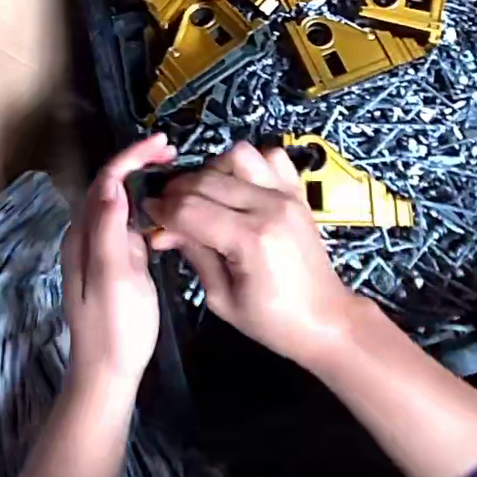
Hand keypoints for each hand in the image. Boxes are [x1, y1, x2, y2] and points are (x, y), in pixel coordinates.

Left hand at [62, 133, 175, 397]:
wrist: (107, 374)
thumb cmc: (115, 328)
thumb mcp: (113, 278)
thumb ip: (110, 230)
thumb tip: (114, 184)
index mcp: (84, 235)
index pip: (106, 180)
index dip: (132, 156)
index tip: (163, 143)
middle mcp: (88, 234)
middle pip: (110, 184)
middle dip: (137, 160)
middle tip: (171, 151)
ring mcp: (100, 247)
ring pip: (119, 199)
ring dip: (142, 177)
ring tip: (172, 167)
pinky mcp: (115, 259)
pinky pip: (128, 219)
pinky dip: (146, 202)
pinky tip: (166, 205)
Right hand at [147, 141, 365, 369]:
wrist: (326, 319)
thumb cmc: (274, 321)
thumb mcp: (223, 298)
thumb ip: (194, 255)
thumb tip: (162, 231)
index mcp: (250, 239)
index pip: (190, 209)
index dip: (163, 210)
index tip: (150, 213)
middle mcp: (269, 207)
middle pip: (207, 179)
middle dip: (178, 191)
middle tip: (167, 209)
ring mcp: (287, 195)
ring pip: (238, 155)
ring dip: (213, 170)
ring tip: (204, 195)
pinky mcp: (297, 192)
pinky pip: (270, 157)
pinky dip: (249, 164)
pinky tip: (239, 186)